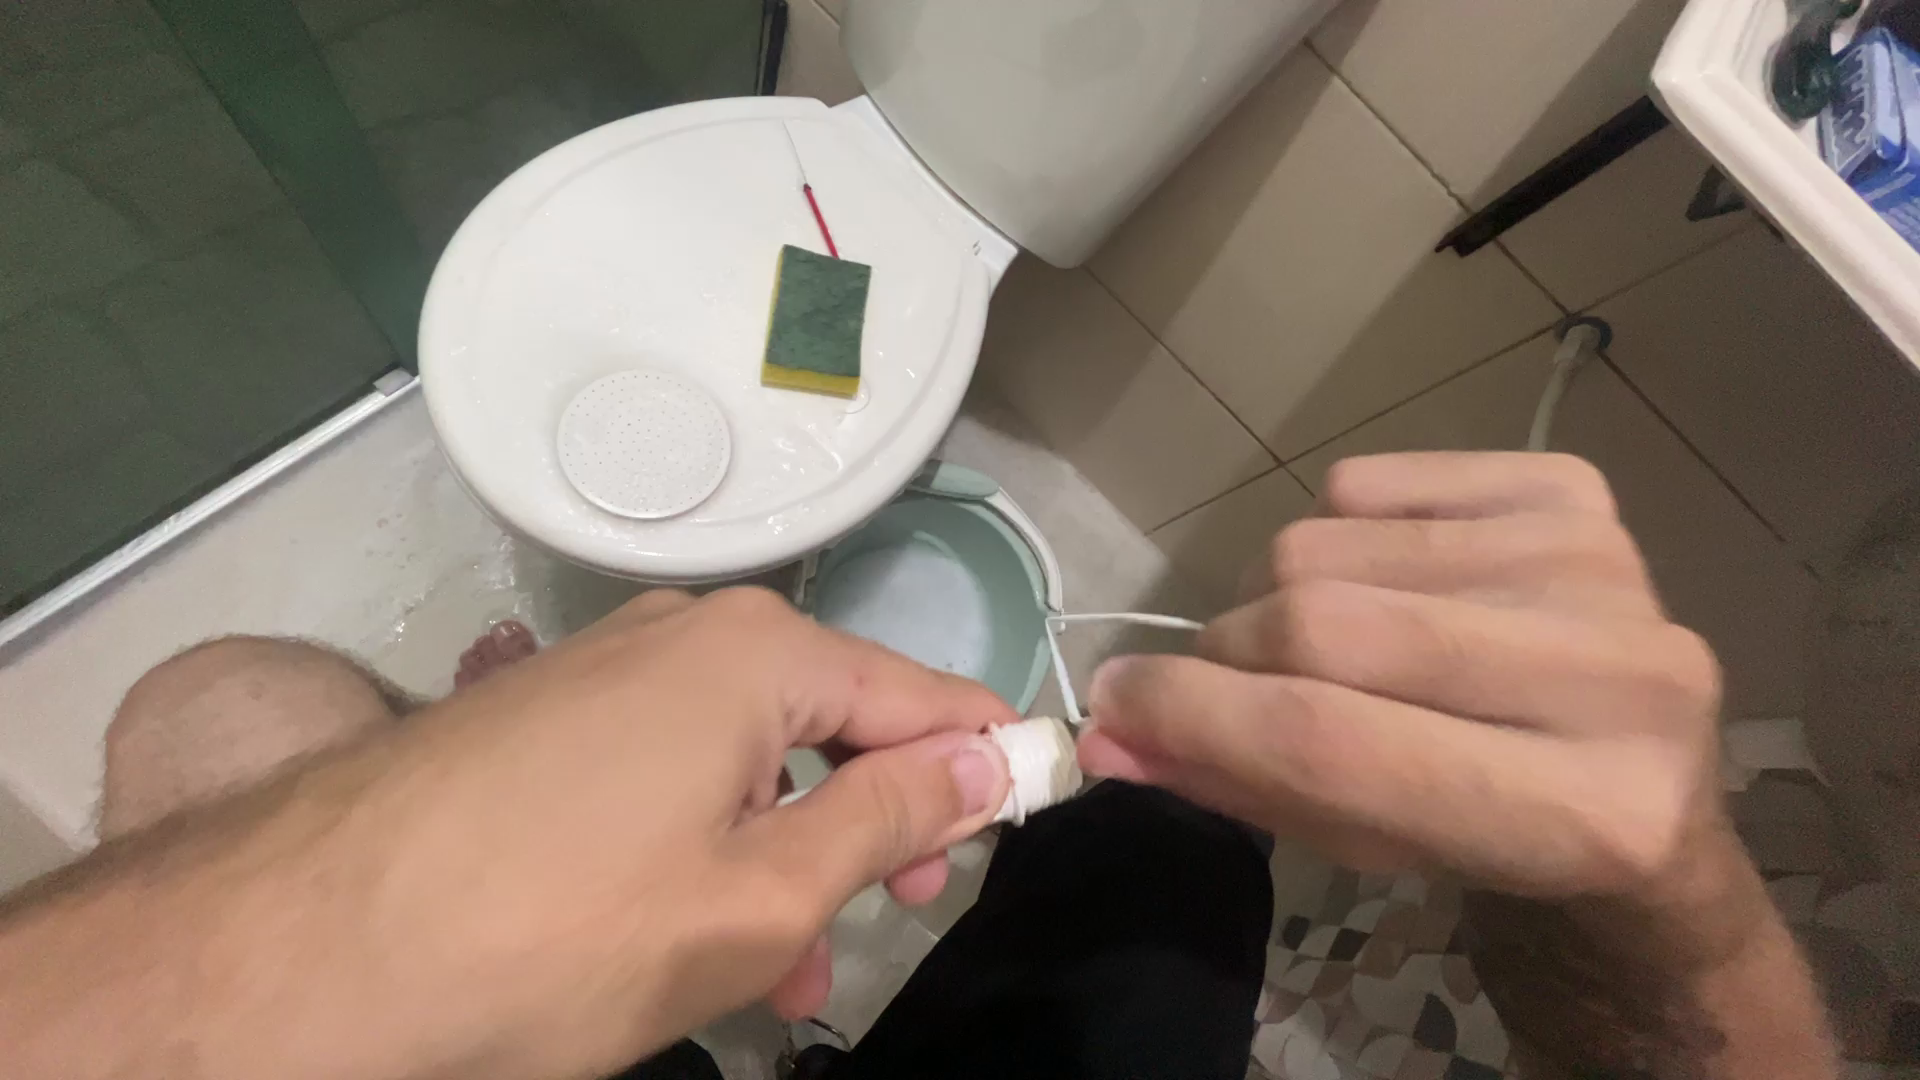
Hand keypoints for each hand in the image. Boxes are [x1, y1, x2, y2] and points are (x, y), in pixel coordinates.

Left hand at [196, 588, 1014, 1079]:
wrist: (269, 962)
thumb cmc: (556, 929)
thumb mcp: (759, 890)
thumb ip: (890, 816)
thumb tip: (987, 763)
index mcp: (761, 652)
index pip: (918, 692)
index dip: (981, 749)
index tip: (1028, 799)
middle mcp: (696, 633)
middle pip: (839, 715)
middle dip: (883, 811)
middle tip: (908, 900)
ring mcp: (624, 668)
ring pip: (760, 752)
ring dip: (796, 844)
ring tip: (797, 958)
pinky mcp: (568, 714)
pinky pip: (687, 764)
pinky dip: (721, 835)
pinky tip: (709, 919)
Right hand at [1078, 452, 1740, 913]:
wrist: (1625, 768)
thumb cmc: (1476, 830)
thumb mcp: (1347, 835)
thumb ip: (1222, 779)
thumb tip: (1103, 732)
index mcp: (1574, 812)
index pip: (1322, 736)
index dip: (1188, 711)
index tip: (1109, 700)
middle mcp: (1614, 674)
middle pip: (1312, 620)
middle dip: (1225, 653)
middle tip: (1226, 681)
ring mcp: (1598, 561)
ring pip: (1317, 544)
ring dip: (1272, 597)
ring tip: (1315, 640)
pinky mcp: (1572, 488)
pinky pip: (1357, 483)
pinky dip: (1326, 533)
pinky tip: (1374, 581)